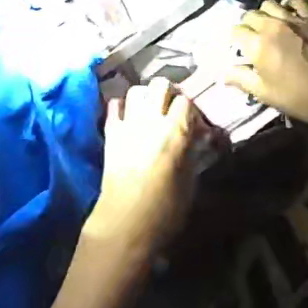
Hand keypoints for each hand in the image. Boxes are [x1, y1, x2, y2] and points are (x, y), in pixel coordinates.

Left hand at [83, 79, 217, 259]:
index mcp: (175, 132)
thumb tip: (196, 139)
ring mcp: (127, 124)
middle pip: (160, 85)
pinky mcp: (110, 134)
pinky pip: (113, 106)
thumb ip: (193, 153)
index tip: (194, 121)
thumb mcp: (190, 182)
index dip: (191, 108)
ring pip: (135, 90)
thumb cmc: (164, 210)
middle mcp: (150, 120)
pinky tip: (128, 115)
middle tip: (172, 108)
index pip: (186, 101)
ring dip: (145, 96)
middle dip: (168, 92)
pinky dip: (121, 106)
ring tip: (150, 110)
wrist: (124, 223)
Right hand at [225, 0, 307, 130]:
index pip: (236, 31)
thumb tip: (224, 74)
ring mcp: (293, 19)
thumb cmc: (299, 97)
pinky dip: (290, 5)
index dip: (236, 40)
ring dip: (265, 14)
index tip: (240, 50)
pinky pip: (297, 1)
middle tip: (253, 40)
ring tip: (269, 26)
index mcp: (257, 44)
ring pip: (269, 4)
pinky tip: (290, 15)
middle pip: (250, 15)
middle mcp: (272, 26)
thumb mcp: (265, 94)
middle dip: (248, 25)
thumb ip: (242, 79)